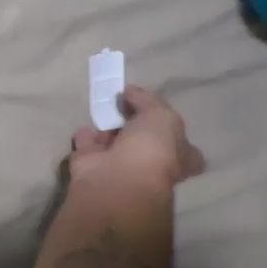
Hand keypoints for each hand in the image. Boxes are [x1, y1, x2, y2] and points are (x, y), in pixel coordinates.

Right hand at [68, 86, 205, 191]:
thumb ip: (149, 101)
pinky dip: (86, 135)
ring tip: (102, 110)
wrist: (115, 176)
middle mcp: (153, 162)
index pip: (180, 140)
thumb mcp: (162, 117)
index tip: (152, 109)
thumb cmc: (151, 149)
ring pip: (116, 142)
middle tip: (124, 104)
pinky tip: (84, 125)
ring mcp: (121, 164)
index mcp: (181, 157)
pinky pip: (89, 145)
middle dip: (135, 124)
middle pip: (145, 139)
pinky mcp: (92, 164)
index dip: (169, 125)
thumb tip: (132, 90)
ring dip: (110, 128)